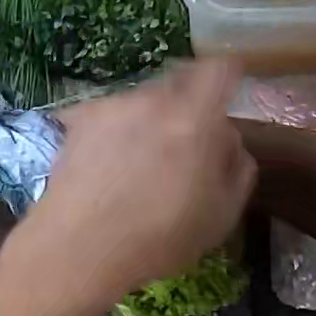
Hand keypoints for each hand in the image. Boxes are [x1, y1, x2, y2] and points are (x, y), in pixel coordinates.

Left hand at [19, 60, 255, 300]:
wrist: (80, 245)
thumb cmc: (160, 236)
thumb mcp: (221, 214)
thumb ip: (236, 166)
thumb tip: (228, 138)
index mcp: (195, 118)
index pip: (218, 71)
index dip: (226, 75)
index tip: (227, 89)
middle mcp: (152, 100)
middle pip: (177, 83)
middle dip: (186, 105)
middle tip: (183, 143)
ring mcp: (111, 106)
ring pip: (140, 101)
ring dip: (147, 119)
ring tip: (137, 163)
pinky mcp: (79, 119)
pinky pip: (109, 115)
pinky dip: (114, 131)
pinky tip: (106, 164)